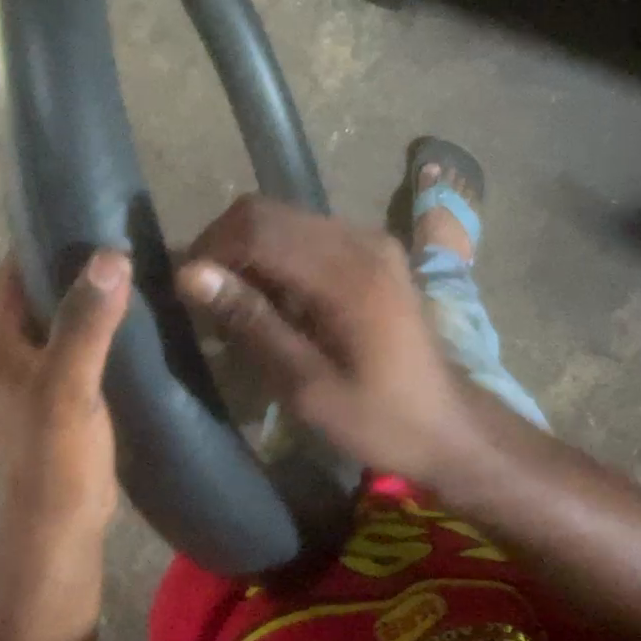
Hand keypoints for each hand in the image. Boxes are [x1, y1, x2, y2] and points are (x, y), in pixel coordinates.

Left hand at [0, 249, 131, 536]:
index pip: (15, 267)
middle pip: (43, 288)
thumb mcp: (69, 383)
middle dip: (77, 263)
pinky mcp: (69, 392)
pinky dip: (106, 327)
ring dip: (93, 295)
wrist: (59, 528)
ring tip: (140, 265)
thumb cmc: (54, 453)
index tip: (88, 209)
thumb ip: (85, 322)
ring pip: (67, 316)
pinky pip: (85, 344)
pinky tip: (142, 317)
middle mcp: (15, 346)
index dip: (45, 237)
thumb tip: (110, 255)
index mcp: (1, 335)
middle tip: (125, 233)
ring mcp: (42, 370)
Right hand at [176, 195, 471, 483]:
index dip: (210, 250)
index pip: (256, 227)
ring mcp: (369, 240)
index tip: (186, 291)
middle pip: (264, 211)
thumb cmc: (380, 420)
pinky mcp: (372, 249)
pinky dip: (273, 253)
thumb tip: (190, 275)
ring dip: (245, 249)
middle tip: (204, 296)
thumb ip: (250, 322)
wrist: (453, 428)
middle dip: (222, 246)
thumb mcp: (306, 386)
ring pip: (281, 217)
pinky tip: (272, 299)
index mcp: (347, 273)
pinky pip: (304, 231)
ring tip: (234, 302)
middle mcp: (359, 240)